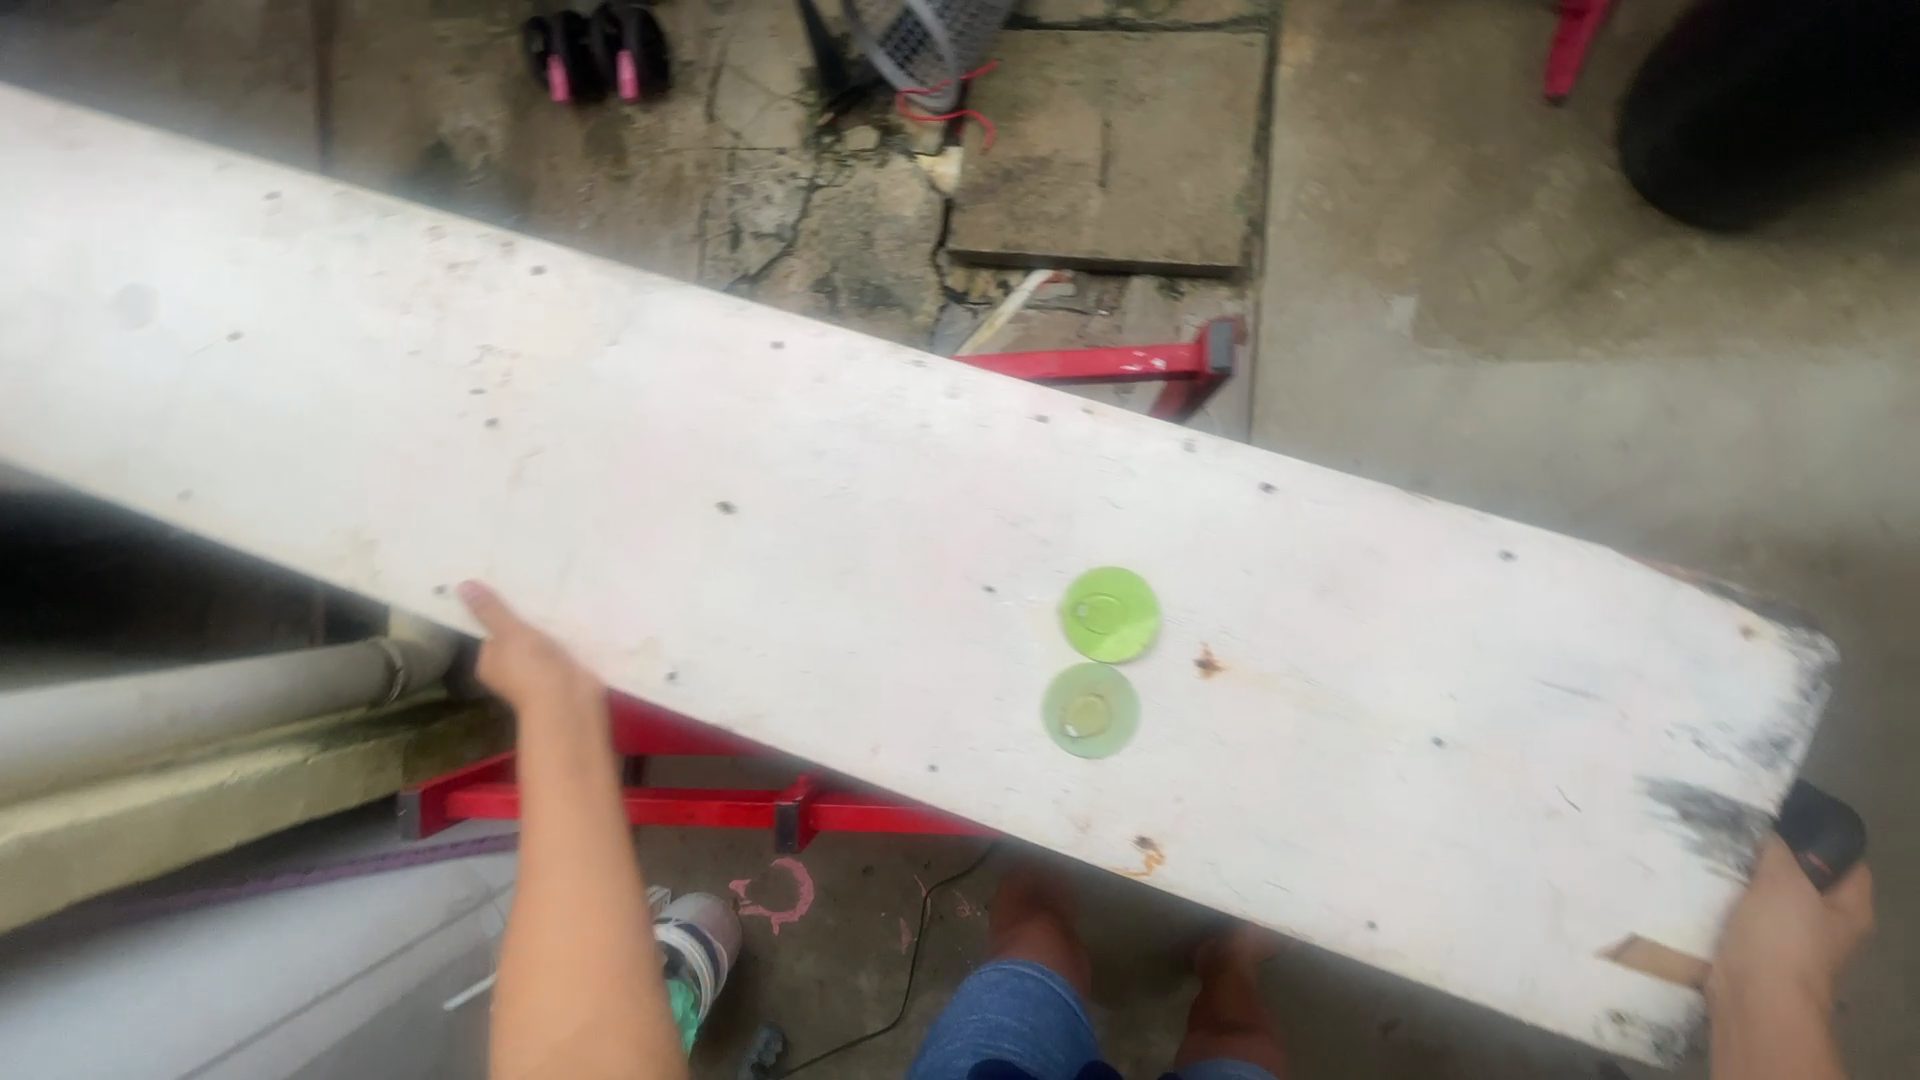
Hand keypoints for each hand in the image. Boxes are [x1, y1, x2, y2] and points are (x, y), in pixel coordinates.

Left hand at [459, 581, 604, 715]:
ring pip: (544, 641)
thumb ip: (490, 611)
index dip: (500, 612)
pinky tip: (578, 615)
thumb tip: (462, 585)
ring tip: (561, 593)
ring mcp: (540, 671)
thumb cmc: (530, 667)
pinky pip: (565, 647)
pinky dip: (571, 635)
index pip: (492, 633)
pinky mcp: (565, 670)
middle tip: (539, 585)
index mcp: (490, 663)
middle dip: (530, 617)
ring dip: (552, 625)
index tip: (512, 589)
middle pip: (519, 636)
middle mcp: (512, 669)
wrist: (568, 699)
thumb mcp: (508, 633)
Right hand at [1710, 836, 1873, 1013]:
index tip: (1781, 812)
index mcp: (1850, 908)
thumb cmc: (1784, 937)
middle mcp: (1825, 919)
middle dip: (1772, 852)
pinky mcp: (1754, 938)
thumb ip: (1778, 852)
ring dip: (1742, 870)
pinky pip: (1741, 905)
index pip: (1848, 862)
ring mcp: (1788, 931)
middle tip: (1737, 824)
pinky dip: (1725, 890)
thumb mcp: (1785, 884)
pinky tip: (1701, 873)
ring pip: (1767, 889)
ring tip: (1711, 842)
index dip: (1821, 837)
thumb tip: (1767, 829)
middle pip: (1802, 874)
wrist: (1755, 990)